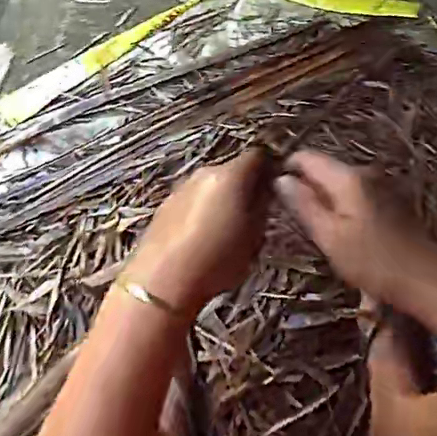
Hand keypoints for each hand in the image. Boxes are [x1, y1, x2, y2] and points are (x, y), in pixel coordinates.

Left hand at [123, 147, 271, 315]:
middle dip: (244, 185)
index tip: (274, 187)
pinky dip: (201, 209)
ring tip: (224, 228)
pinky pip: (192, 199)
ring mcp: (181, 186)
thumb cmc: (217, 259)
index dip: (269, 167)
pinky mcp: (165, 204)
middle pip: (232, 169)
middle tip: (252, 212)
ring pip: (211, 185)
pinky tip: (200, 235)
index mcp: (231, 175)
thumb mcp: (254, 237)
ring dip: (221, 198)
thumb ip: (263, 206)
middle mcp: (205, 172)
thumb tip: (266, 188)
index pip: (257, 155)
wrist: (162, 280)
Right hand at [275, 150, 436, 303]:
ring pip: (340, 183)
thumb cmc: (373, 260)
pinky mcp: (391, 199)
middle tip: (295, 217)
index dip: (288, 169)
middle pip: (324, 169)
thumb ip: (304, 204)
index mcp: (347, 176)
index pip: (307, 157)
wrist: (427, 279)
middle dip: (306, 186)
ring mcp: (381, 184)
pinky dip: (344, 206)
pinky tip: (344, 232)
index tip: (275, 193)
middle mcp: (365, 171)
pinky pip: (356, 193)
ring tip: (317, 228)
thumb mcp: (330, 237)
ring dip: (326, 199)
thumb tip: (280, 179)